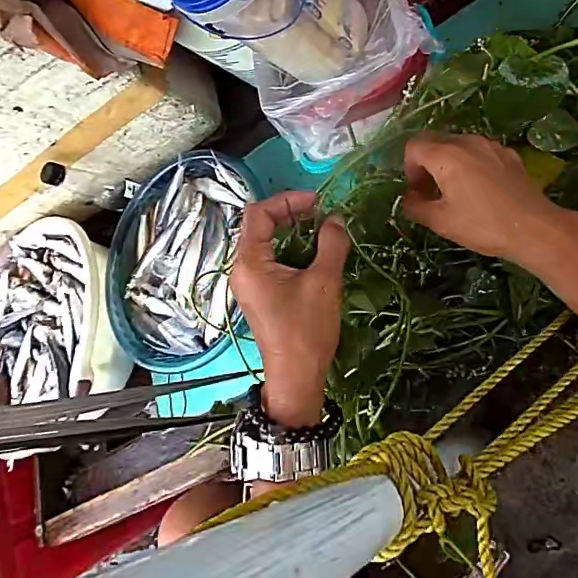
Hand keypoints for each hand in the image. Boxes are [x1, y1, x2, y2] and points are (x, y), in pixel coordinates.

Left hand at [231, 190, 349, 426]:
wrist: (296, 377)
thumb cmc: (307, 330)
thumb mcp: (324, 282)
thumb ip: (331, 244)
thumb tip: (336, 219)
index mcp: (250, 262)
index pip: (258, 214)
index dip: (287, 200)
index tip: (317, 201)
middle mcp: (242, 268)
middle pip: (259, 225)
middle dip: (290, 213)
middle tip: (320, 213)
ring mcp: (249, 282)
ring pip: (265, 242)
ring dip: (292, 231)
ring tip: (320, 229)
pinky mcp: (259, 293)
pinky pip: (270, 259)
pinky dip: (290, 249)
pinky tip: (313, 252)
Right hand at [401, 132, 577, 263]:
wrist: (536, 229)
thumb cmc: (483, 225)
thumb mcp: (441, 222)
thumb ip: (415, 207)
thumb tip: (408, 200)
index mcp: (446, 155)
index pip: (413, 146)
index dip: (408, 168)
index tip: (417, 191)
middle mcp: (467, 142)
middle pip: (434, 141)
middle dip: (425, 163)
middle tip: (430, 191)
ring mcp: (490, 146)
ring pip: (457, 145)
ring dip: (447, 162)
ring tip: (454, 191)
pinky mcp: (508, 154)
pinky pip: (478, 152)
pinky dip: (469, 164)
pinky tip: (479, 189)